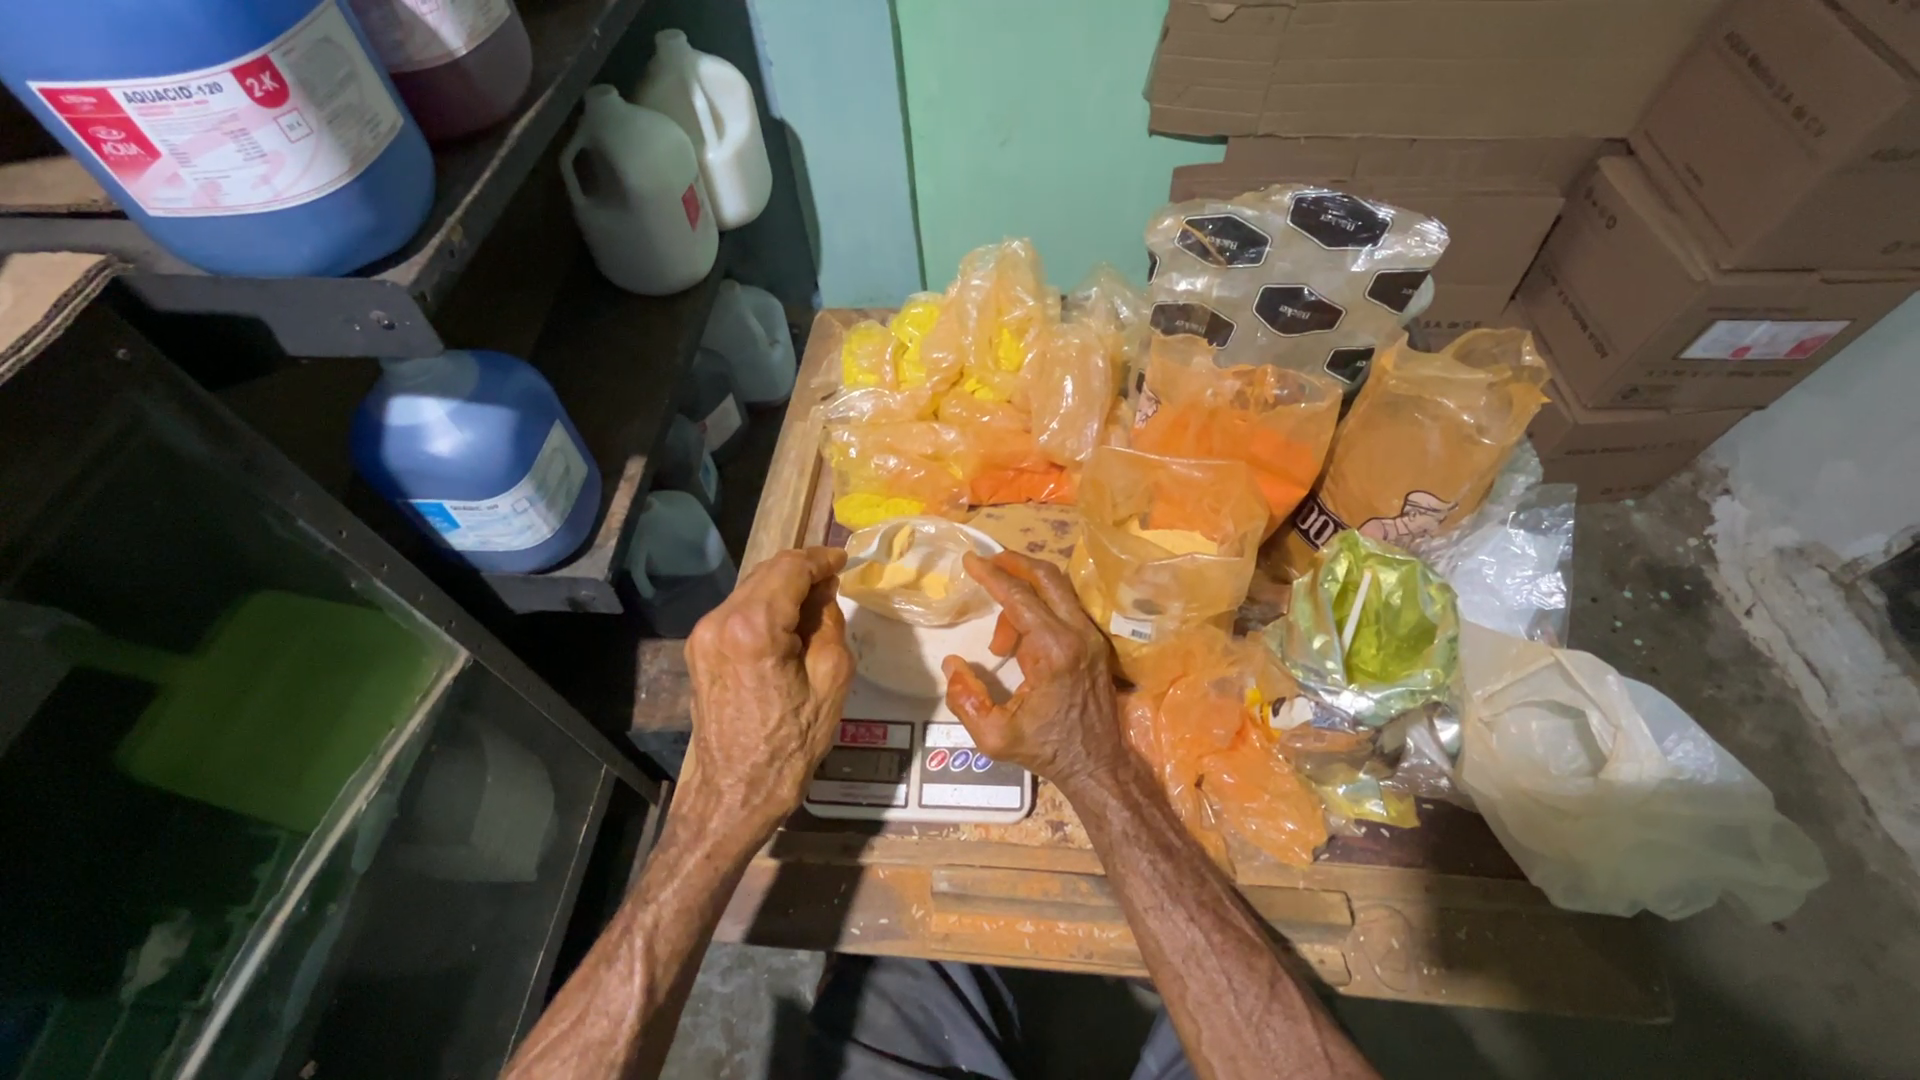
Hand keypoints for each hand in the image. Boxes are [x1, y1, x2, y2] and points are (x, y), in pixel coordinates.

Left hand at [683, 547, 853, 835]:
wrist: (736, 791)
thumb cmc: (791, 743)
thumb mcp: (831, 679)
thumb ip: (829, 624)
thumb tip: (823, 593)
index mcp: (754, 627)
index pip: (790, 568)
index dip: (821, 559)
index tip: (844, 560)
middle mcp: (720, 621)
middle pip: (766, 573)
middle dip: (803, 570)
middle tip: (835, 580)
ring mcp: (703, 635)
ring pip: (751, 590)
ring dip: (784, 588)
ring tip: (817, 602)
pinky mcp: (699, 651)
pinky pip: (738, 612)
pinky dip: (767, 607)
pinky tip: (789, 622)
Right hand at [941, 552, 1128, 792]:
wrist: (1097, 764)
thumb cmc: (1046, 750)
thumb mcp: (994, 736)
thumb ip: (966, 699)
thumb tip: (953, 665)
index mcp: (1053, 651)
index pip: (1018, 597)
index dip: (991, 575)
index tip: (970, 560)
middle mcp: (1077, 634)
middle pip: (1047, 577)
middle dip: (1014, 564)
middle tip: (987, 565)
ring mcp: (1091, 636)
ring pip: (1058, 590)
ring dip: (1024, 595)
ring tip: (1000, 641)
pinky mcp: (1095, 644)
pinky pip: (1066, 608)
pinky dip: (1040, 608)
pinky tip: (1020, 638)